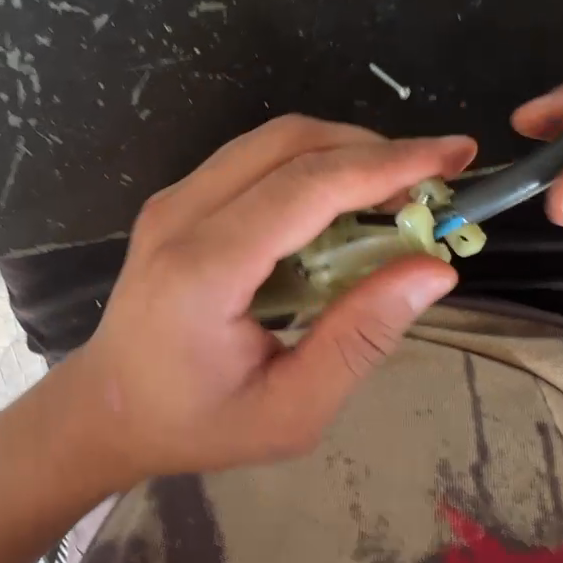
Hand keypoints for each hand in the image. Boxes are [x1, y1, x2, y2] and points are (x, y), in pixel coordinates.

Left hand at [61, 116, 476, 482]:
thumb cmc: (196, 422)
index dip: (386, 164)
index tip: (453, 156)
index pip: (306, 187)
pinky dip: (308, 163)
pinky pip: (252, 158)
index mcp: (204, 268)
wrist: (109, 406)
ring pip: (269, 140)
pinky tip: (343, 199)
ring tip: (397, 189)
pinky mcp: (175, 199)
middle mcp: (181, 215)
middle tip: (433, 177)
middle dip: (371, 147)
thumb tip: (434, 268)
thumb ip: (360, 337)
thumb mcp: (290, 409)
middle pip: (288, 142)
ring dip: (341, 150)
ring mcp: (172, 200)